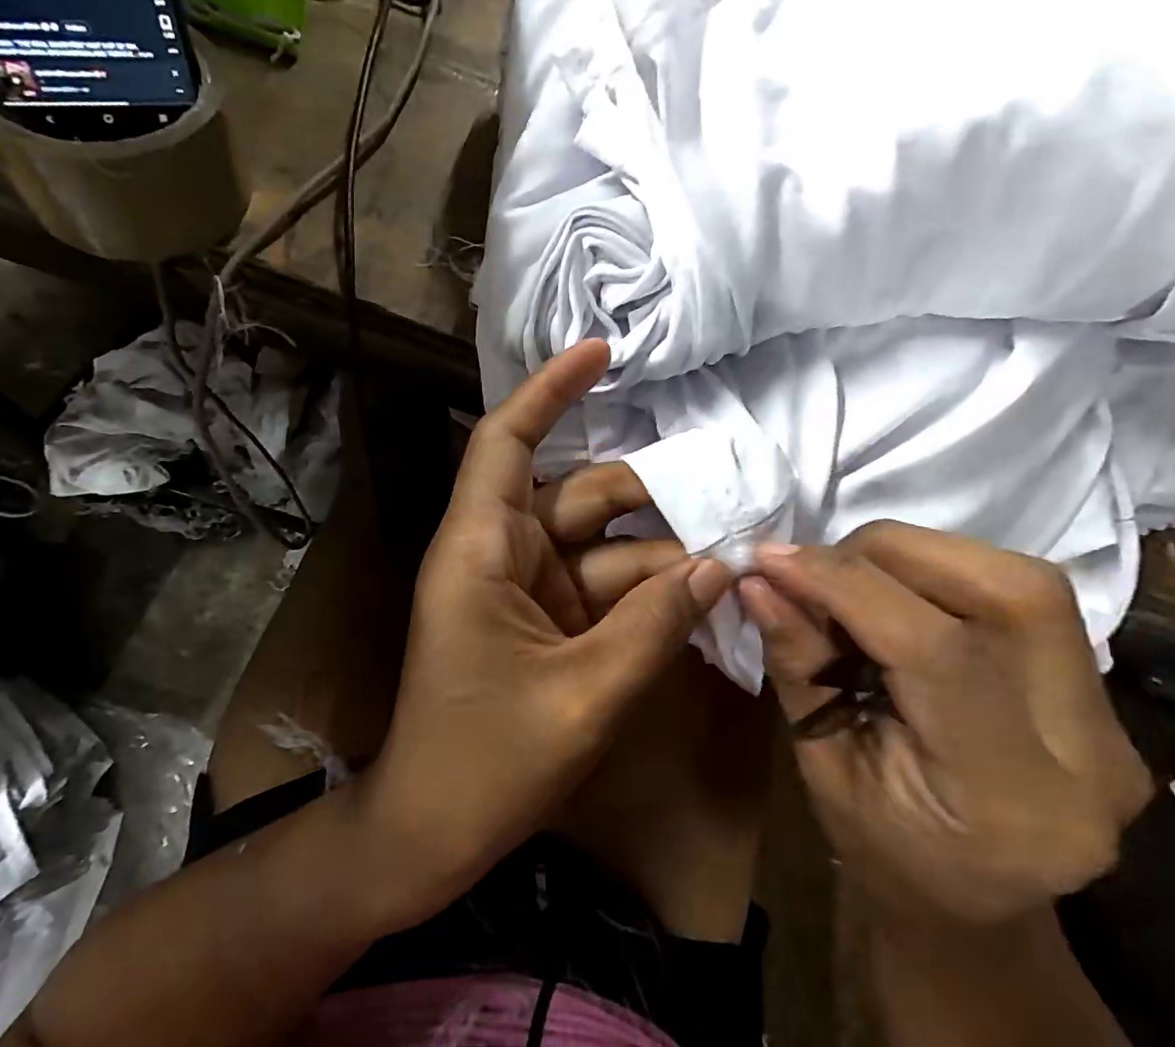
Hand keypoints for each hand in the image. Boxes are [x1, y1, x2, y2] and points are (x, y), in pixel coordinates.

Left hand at [358, 340, 731, 914]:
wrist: (433, 824)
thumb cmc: (489, 758)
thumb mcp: (585, 691)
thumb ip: (655, 625)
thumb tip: (718, 566)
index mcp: (480, 549)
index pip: (506, 442)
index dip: (549, 390)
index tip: (603, 350)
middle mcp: (495, 554)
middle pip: (577, 496)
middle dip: (652, 497)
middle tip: (738, 498)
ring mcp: (516, 590)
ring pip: (595, 546)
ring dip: (659, 553)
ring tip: (740, 556)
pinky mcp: (534, 623)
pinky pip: (594, 588)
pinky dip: (641, 593)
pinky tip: (702, 599)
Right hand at [739, 521, 1152, 923]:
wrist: (971, 898)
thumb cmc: (878, 848)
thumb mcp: (819, 765)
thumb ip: (798, 668)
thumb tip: (759, 582)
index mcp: (1007, 797)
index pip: (936, 651)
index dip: (844, 586)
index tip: (769, 559)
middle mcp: (1090, 750)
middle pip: (1010, 594)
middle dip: (888, 554)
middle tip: (812, 565)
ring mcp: (1114, 720)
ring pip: (1027, 581)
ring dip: (917, 555)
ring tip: (849, 577)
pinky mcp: (1103, 693)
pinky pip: (1026, 598)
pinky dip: (942, 574)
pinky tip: (895, 596)